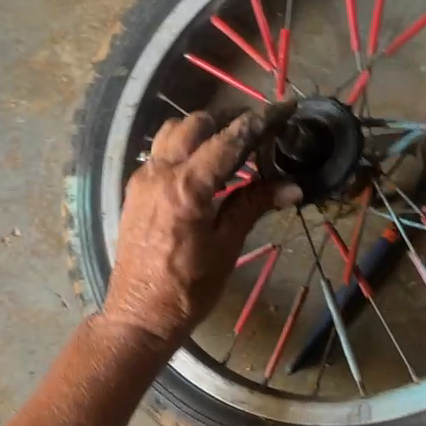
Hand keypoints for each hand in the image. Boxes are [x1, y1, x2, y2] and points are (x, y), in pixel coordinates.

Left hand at [104, 109, 300, 348]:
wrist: (140, 315)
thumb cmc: (188, 289)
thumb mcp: (227, 246)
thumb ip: (253, 206)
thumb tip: (292, 187)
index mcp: (187, 187)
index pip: (230, 139)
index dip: (261, 121)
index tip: (285, 109)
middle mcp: (160, 174)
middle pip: (196, 124)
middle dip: (228, 119)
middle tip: (257, 128)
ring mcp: (142, 181)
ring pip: (171, 133)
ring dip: (201, 130)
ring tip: (228, 143)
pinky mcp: (133, 192)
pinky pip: (158, 154)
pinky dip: (181, 148)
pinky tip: (200, 167)